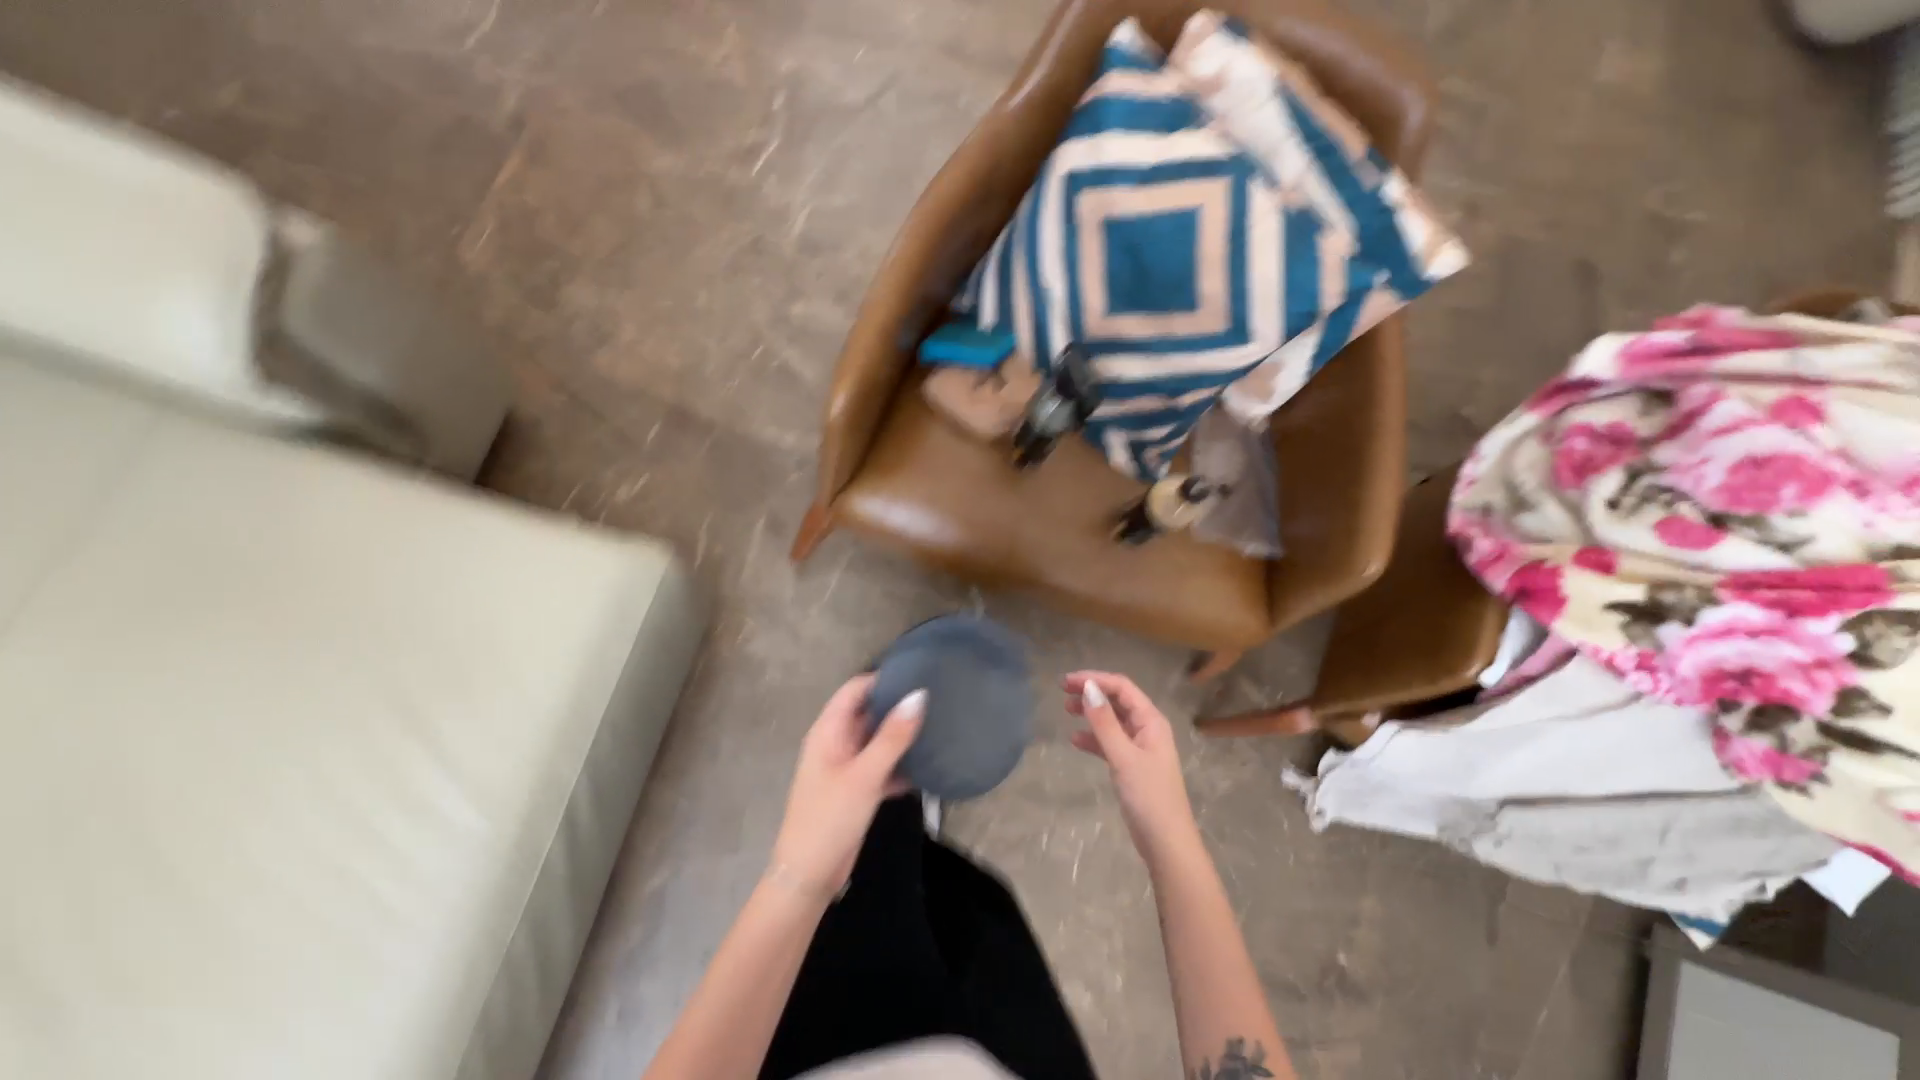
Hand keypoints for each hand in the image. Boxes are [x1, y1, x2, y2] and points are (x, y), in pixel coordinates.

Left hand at [769, 675, 924, 898]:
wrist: (809, 874)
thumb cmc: (829, 818)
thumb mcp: (864, 775)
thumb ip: (893, 736)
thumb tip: (919, 695)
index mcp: (828, 731)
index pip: (855, 690)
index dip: (883, 679)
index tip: (919, 673)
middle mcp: (836, 743)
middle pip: (868, 713)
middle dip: (897, 706)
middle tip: (938, 697)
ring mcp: (847, 768)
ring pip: (878, 742)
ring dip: (902, 736)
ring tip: (941, 725)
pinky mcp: (858, 791)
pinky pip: (883, 768)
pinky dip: (902, 765)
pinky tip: (930, 766)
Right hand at [1065, 671, 1201, 866]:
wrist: (1165, 841)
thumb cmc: (1148, 796)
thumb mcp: (1123, 757)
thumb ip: (1105, 722)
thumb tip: (1088, 688)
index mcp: (1152, 721)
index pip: (1122, 688)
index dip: (1095, 679)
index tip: (1066, 681)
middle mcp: (1148, 729)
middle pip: (1118, 701)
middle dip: (1091, 693)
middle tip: (1062, 692)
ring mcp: (1140, 748)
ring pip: (1113, 721)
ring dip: (1091, 714)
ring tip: (1065, 712)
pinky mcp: (1132, 766)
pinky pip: (1111, 742)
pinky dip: (1094, 738)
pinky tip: (1076, 740)